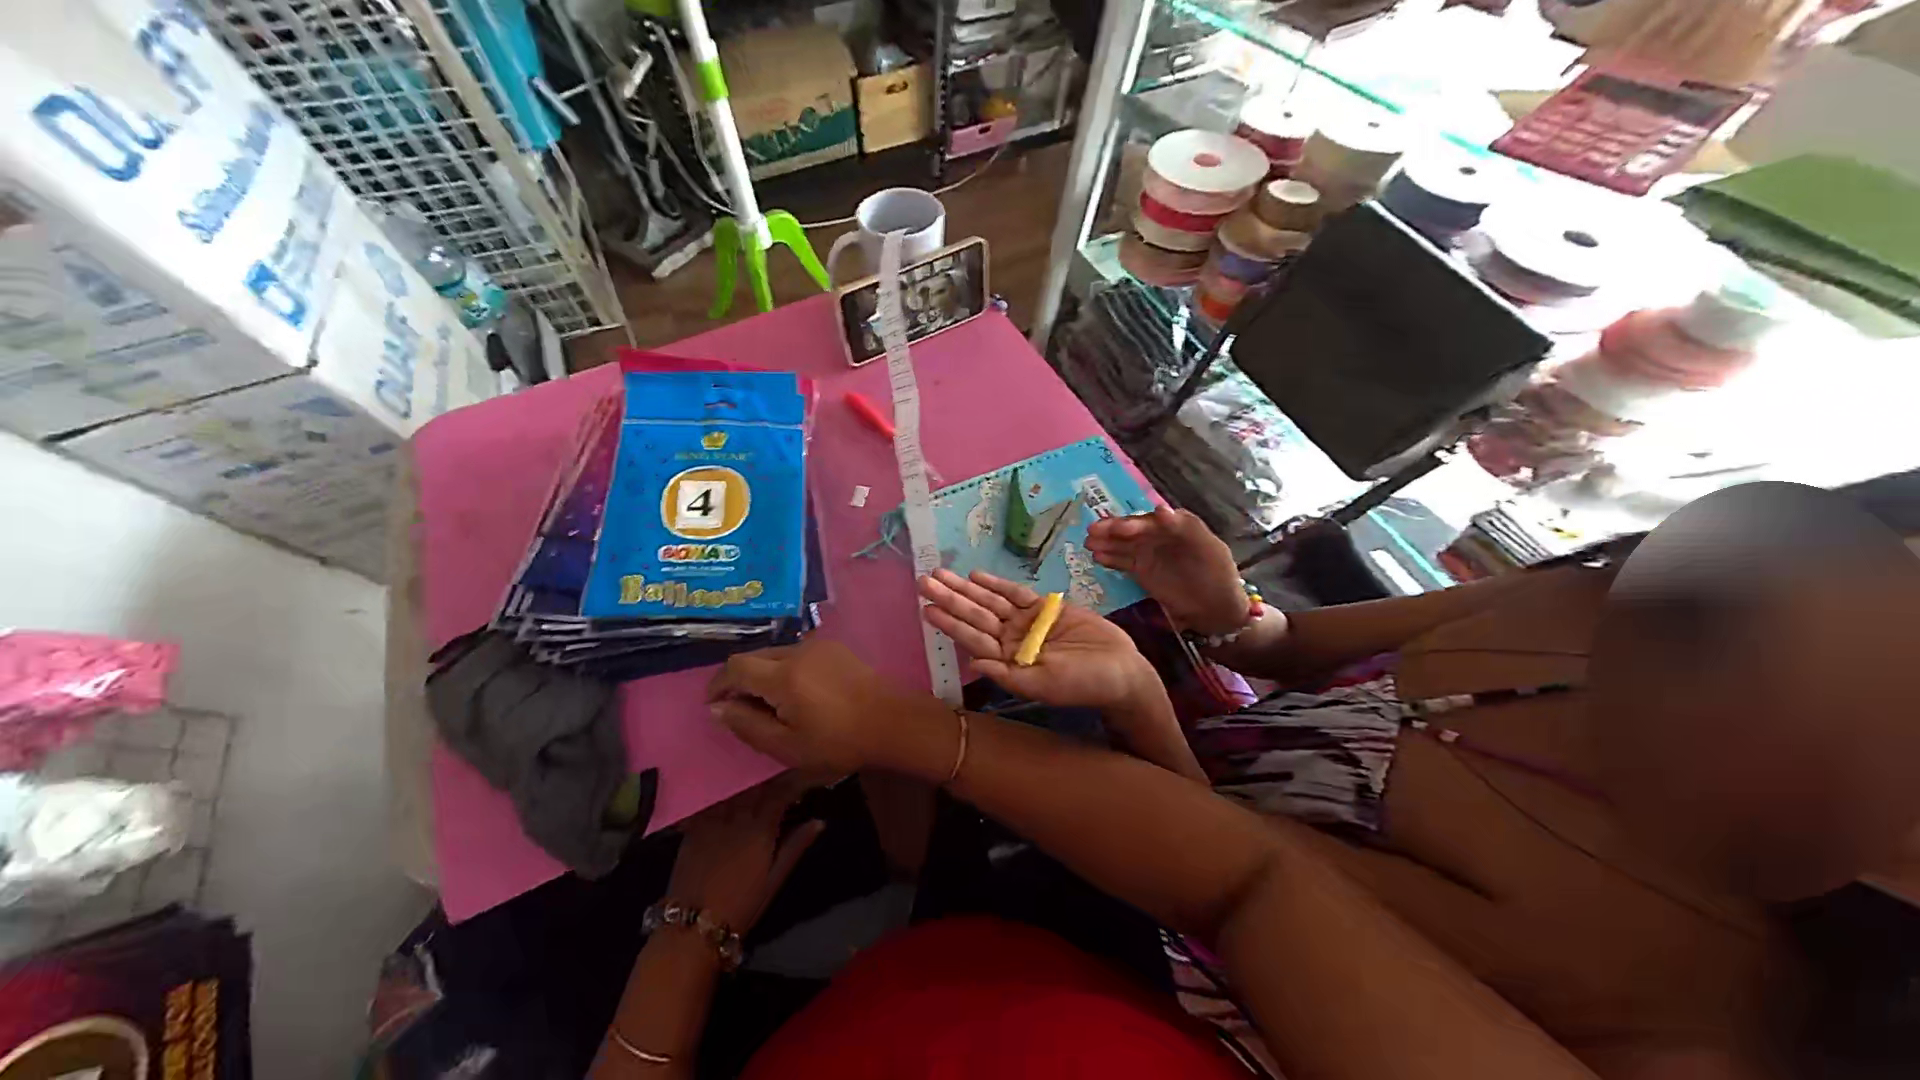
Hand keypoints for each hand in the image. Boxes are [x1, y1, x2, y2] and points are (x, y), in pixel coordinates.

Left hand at [667, 769, 828, 932]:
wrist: (693, 925)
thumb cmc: (741, 905)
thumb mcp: (774, 879)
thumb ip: (795, 846)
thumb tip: (818, 821)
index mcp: (760, 828)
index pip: (780, 793)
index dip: (793, 782)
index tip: (803, 775)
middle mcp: (736, 817)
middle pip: (757, 787)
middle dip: (772, 778)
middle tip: (782, 773)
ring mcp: (712, 819)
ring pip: (734, 790)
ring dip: (749, 782)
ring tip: (758, 780)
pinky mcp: (693, 827)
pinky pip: (711, 800)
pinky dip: (724, 793)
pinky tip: (729, 793)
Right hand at [708, 639, 942, 774]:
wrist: (893, 722)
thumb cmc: (839, 741)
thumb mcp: (787, 745)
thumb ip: (747, 725)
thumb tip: (717, 708)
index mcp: (783, 674)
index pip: (735, 666)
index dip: (718, 684)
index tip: (713, 704)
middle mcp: (798, 650)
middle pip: (755, 657)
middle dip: (740, 680)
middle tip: (740, 710)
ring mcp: (820, 646)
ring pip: (776, 654)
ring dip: (763, 674)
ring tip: (768, 705)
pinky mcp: (836, 648)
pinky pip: (798, 654)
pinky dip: (785, 669)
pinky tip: (795, 694)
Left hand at [919, 568, 1152, 710]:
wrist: (1122, 671)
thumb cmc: (1084, 684)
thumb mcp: (1045, 684)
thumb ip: (1009, 675)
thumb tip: (973, 663)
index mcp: (1009, 660)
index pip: (972, 638)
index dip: (950, 622)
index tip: (927, 608)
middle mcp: (1013, 640)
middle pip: (975, 615)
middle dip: (950, 598)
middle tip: (924, 581)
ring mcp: (1028, 623)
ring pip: (991, 602)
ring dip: (967, 588)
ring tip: (941, 574)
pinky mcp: (1047, 609)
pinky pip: (1017, 594)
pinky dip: (998, 585)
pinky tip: (977, 576)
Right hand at [1086, 506, 1246, 634]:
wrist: (1217, 612)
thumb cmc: (1218, 578)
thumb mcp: (1209, 550)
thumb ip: (1186, 528)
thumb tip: (1159, 509)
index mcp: (1178, 525)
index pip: (1151, 521)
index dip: (1134, 523)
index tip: (1119, 528)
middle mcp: (1160, 535)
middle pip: (1133, 530)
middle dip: (1113, 529)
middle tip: (1094, 531)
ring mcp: (1149, 553)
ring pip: (1123, 544)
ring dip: (1106, 542)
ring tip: (1088, 543)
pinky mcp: (1141, 570)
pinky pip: (1122, 561)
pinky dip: (1110, 558)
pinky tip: (1097, 557)